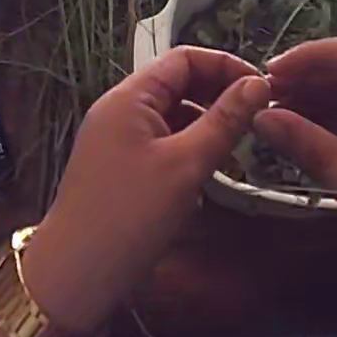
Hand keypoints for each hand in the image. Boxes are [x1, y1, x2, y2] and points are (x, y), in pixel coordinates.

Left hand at [20, 47, 270, 332]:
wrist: (74, 278)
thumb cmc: (131, 214)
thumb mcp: (187, 164)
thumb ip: (225, 120)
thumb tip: (259, 83)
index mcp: (130, 96)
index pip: (184, 58)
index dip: (225, 66)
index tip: (262, 89)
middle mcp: (120, 109)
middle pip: (177, 83)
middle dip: (218, 93)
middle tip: (257, 117)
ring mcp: (117, 138)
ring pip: (171, 113)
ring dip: (206, 121)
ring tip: (239, 144)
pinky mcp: (119, 165)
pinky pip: (161, 140)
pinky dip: (188, 145)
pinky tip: (210, 167)